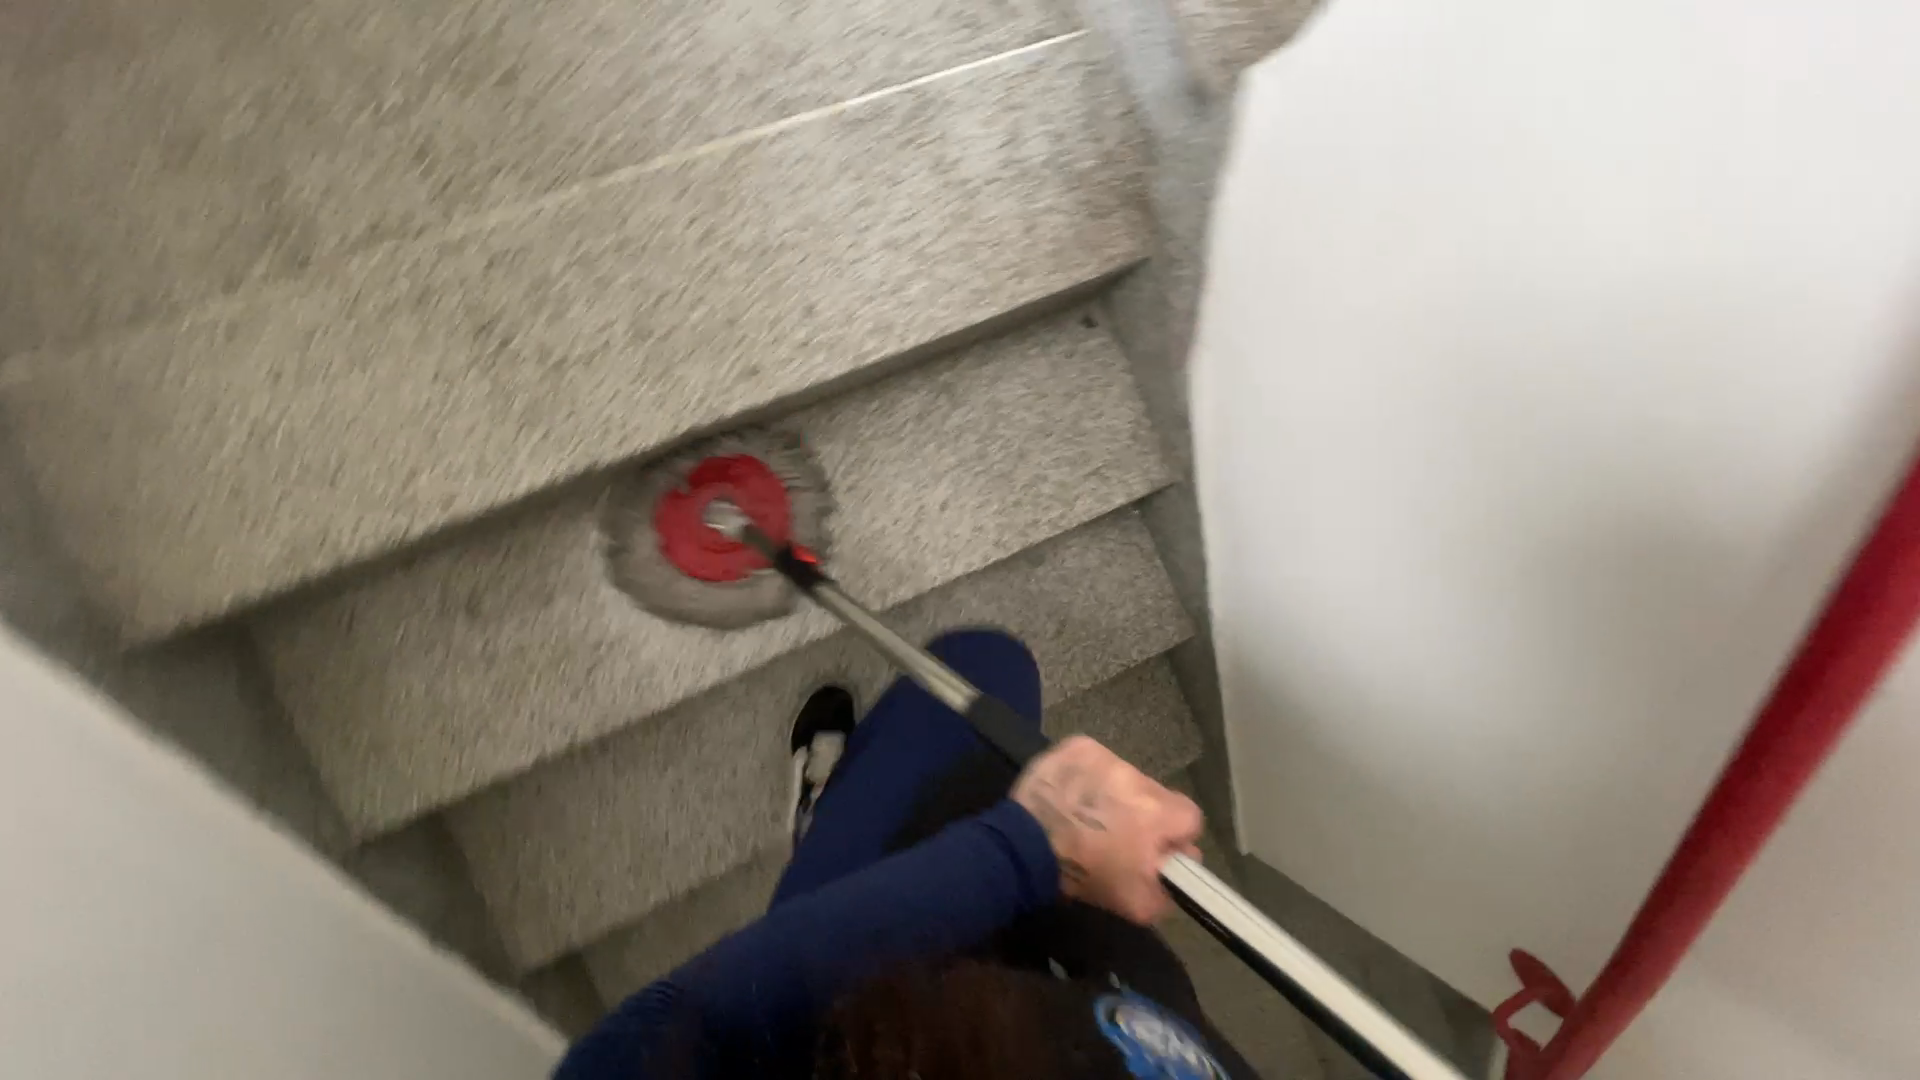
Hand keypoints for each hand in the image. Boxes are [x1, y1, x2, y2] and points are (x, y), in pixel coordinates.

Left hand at [1010, 735, 1203, 923]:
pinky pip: (1094, 759)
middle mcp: (1135, 776)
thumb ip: (1171, 888)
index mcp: (1157, 812)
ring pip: (1123, 775)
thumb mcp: (1138, 904)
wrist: (1026, 845)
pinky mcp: (1077, 746)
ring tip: (1087, 812)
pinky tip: (1072, 793)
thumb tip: (1181, 865)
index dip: (1174, 833)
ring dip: (1113, 792)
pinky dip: (1088, 775)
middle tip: (1116, 831)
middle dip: (1141, 811)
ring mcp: (1104, 756)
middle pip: (1154, 793)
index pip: (1189, 815)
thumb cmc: (1084, 873)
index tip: (1155, 845)